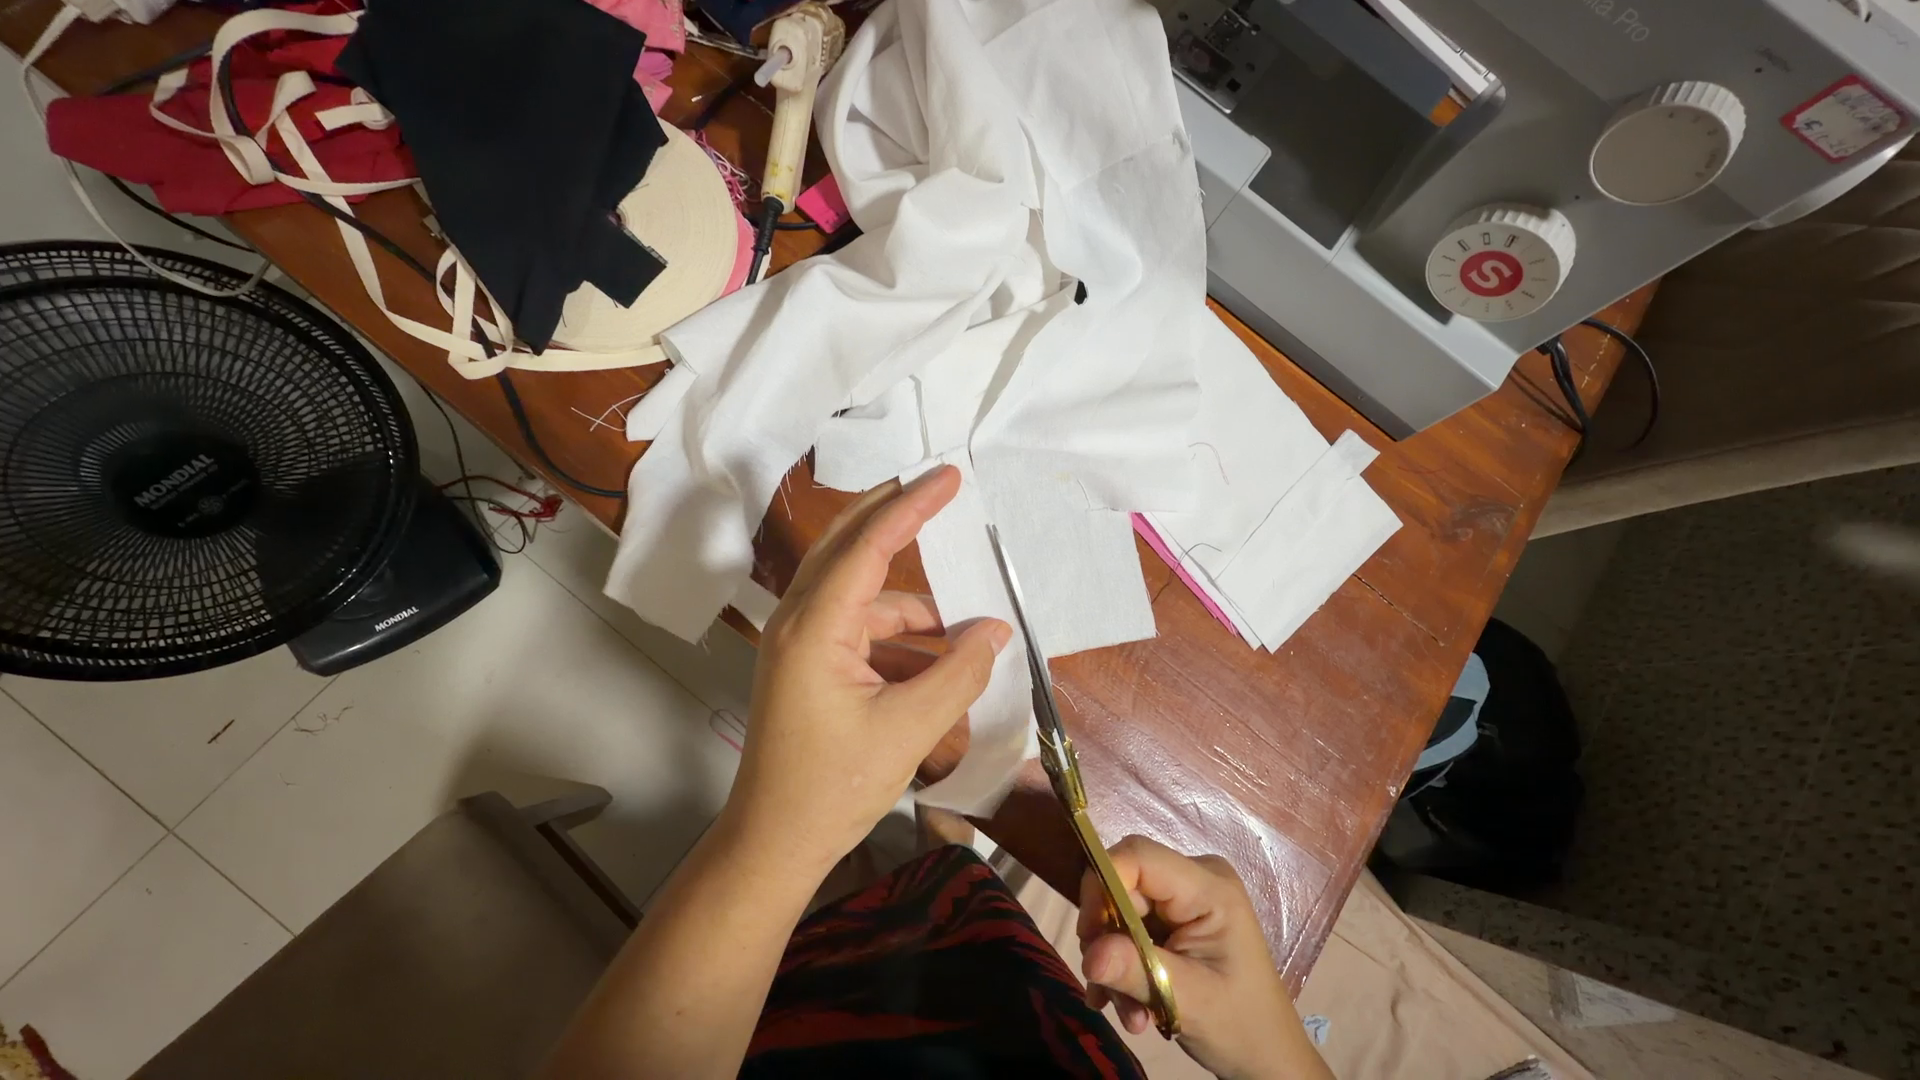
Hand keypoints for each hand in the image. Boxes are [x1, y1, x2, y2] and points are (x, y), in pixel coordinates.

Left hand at [723, 466, 1010, 876]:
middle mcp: (799, 621)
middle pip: (849, 547)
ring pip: (861, 594)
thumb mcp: (908, 729)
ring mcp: (800, 642)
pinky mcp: (809, 664)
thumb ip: (958, 673)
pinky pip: (860, 629)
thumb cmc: (834, 787)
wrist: (775, 843)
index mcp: (814, 626)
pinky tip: (939, 661)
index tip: (949, 477)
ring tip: (967, 624)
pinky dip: (900, 636)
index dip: (912, 507)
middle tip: (941, 490)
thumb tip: (995, 631)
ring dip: (912, 603)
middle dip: (895, 516)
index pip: (868, 546)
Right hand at [1078, 836, 1327, 1079]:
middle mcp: (1194, 878)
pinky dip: (1122, 963)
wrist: (1267, 1056)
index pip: (1138, 856)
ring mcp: (1183, 896)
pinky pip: (1130, 925)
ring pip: (1121, 909)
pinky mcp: (1173, 915)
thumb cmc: (1241, 1025)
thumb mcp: (1189, 1001)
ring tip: (1128, 1013)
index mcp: (1209, 887)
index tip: (1089, 935)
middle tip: (1103, 987)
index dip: (1103, 883)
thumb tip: (1088, 956)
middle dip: (1107, 937)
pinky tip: (1129, 1005)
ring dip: (1113, 960)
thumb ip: (1136, 971)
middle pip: (1124, 883)